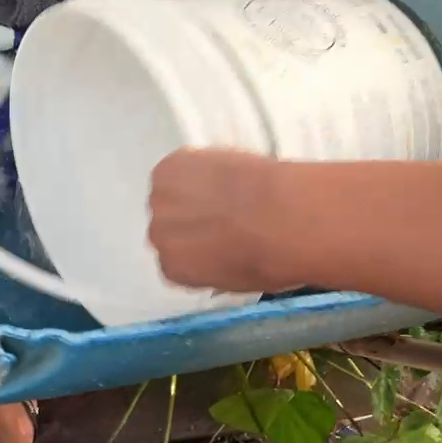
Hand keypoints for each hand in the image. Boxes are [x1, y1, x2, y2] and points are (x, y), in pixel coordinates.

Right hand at [148, 149, 293, 292]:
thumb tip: (219, 255)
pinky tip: (221, 168)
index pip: (174, 255)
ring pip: (169, 191)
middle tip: (220, 211)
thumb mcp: (241, 278)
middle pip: (166, 223)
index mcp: (173, 267)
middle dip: (188, 218)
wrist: (282, 217)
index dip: (196, 243)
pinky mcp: (167, 168)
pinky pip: (177, 164)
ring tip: (223, 186)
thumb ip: (214, 266)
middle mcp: (159, 236)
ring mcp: (160, 199)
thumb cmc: (272, 258)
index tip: (215, 236)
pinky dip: (194, 164)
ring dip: (189, 189)